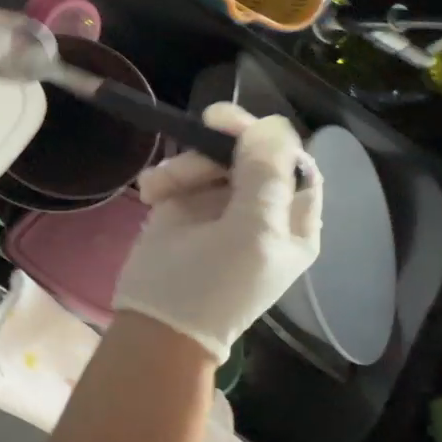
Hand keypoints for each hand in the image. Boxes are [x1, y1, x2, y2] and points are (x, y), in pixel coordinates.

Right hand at [112, 103, 322, 363]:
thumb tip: (273, 126)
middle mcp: (259, 213)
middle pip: (244, 159)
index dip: (265, 139)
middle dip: (214, 150)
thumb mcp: (248, 232)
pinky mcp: (180, 212)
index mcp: (291, 223)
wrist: (158, 320)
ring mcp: (217, 212)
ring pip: (205, 164)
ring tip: (157, 188)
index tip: (226, 120)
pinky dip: (162, 179)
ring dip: (180, 167)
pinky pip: (175, 178)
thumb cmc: (213, 283)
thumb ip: (263, 178)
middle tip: (193, 128)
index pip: (291, 165)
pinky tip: (150, 194)